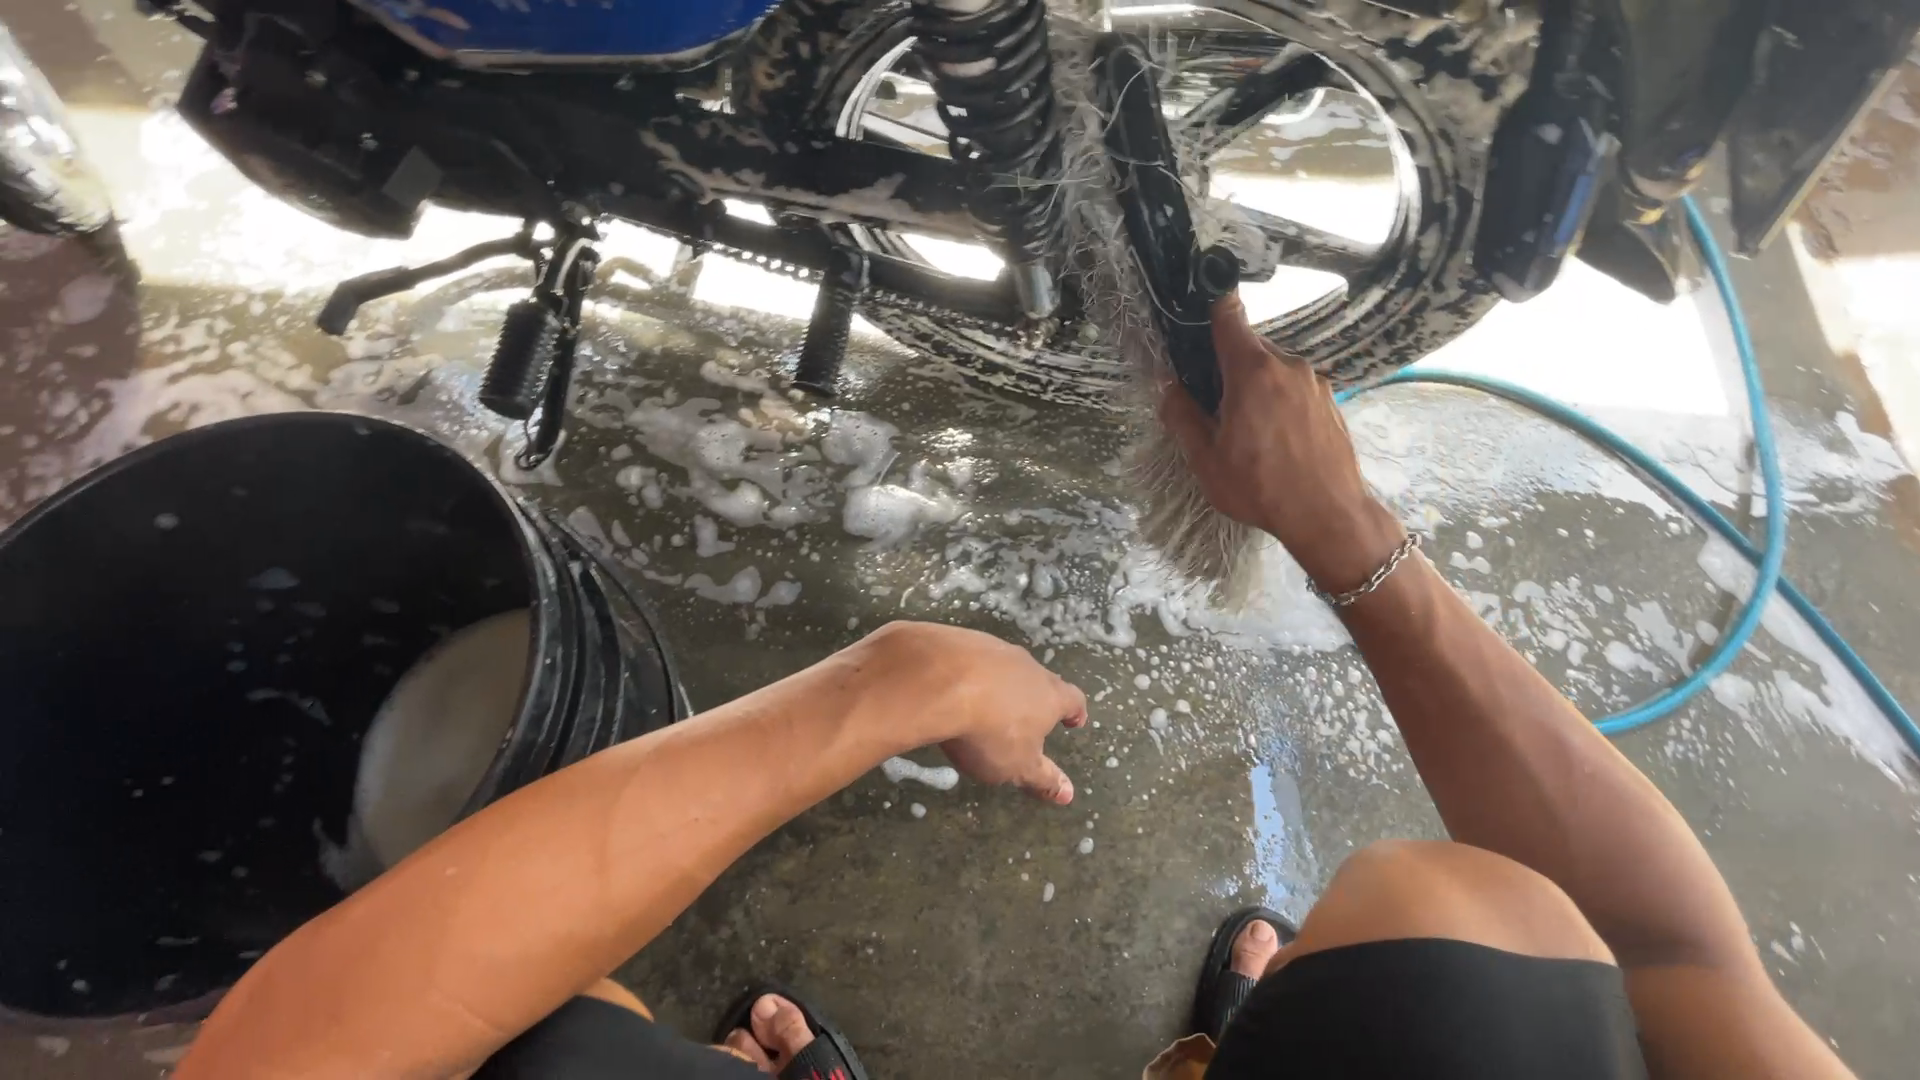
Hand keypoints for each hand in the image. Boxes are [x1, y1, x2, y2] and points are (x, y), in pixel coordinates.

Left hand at [860, 622, 1086, 803]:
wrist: (937, 681)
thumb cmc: (988, 731)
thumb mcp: (1017, 766)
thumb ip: (1042, 778)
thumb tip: (1068, 794)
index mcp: (1049, 695)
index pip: (1072, 700)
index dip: (1074, 711)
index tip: (1074, 720)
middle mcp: (1026, 665)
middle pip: (1039, 678)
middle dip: (1035, 695)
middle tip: (1028, 711)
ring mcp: (992, 648)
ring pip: (1003, 665)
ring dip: (1000, 682)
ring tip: (987, 700)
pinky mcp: (959, 639)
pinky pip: (969, 656)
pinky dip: (967, 671)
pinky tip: (953, 684)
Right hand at [1157, 293, 1405, 590]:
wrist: (1328, 515)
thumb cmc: (1260, 488)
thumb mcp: (1205, 459)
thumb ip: (1181, 416)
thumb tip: (1167, 387)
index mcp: (1252, 372)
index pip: (1228, 318)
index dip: (1211, 305)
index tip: (1199, 303)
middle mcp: (1287, 366)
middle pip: (1248, 349)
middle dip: (1227, 369)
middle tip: (1214, 409)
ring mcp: (1314, 382)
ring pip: (1271, 371)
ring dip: (1253, 389)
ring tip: (1246, 434)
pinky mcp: (1330, 400)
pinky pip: (1293, 388)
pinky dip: (1277, 402)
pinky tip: (1274, 440)